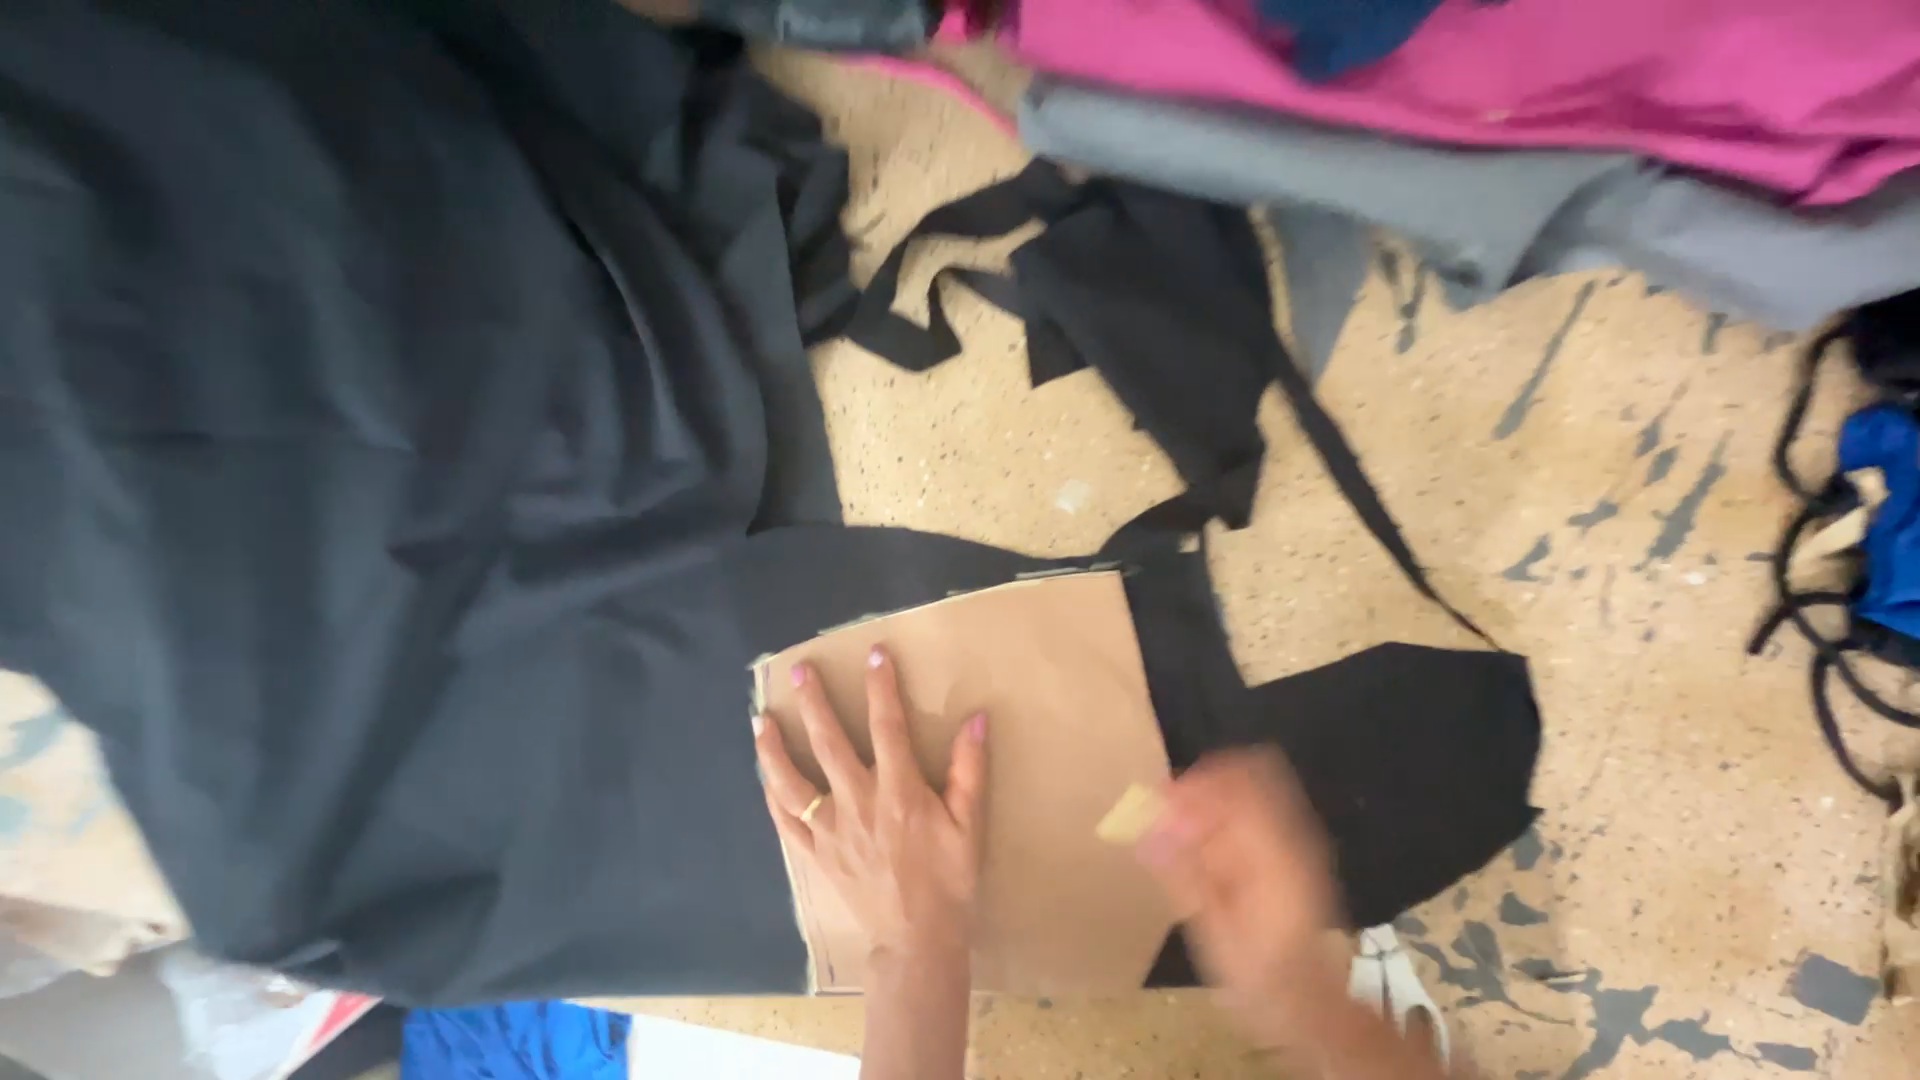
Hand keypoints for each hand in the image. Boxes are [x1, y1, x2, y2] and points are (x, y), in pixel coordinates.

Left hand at [754, 646, 987, 961]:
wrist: (918, 940)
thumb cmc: (949, 880)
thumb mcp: (971, 824)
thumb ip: (971, 769)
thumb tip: (976, 718)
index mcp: (899, 791)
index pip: (887, 725)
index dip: (881, 686)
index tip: (875, 653)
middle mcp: (858, 802)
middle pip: (828, 741)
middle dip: (814, 702)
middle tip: (800, 670)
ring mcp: (830, 830)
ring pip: (791, 780)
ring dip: (774, 747)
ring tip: (761, 719)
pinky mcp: (815, 854)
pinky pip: (785, 821)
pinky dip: (772, 795)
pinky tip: (764, 776)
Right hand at [1135, 747, 1342, 1046]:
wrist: (1307, 1004)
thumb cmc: (1256, 973)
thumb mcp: (1213, 929)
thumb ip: (1184, 874)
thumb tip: (1145, 831)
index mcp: (1274, 852)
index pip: (1238, 785)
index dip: (1194, 784)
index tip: (1160, 803)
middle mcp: (1292, 835)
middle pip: (1250, 771)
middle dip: (1203, 782)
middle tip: (1169, 809)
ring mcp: (1297, 840)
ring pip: (1253, 784)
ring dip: (1212, 795)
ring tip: (1180, 826)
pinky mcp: (1292, 850)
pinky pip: (1257, 807)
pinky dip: (1224, 811)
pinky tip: (1203, 843)